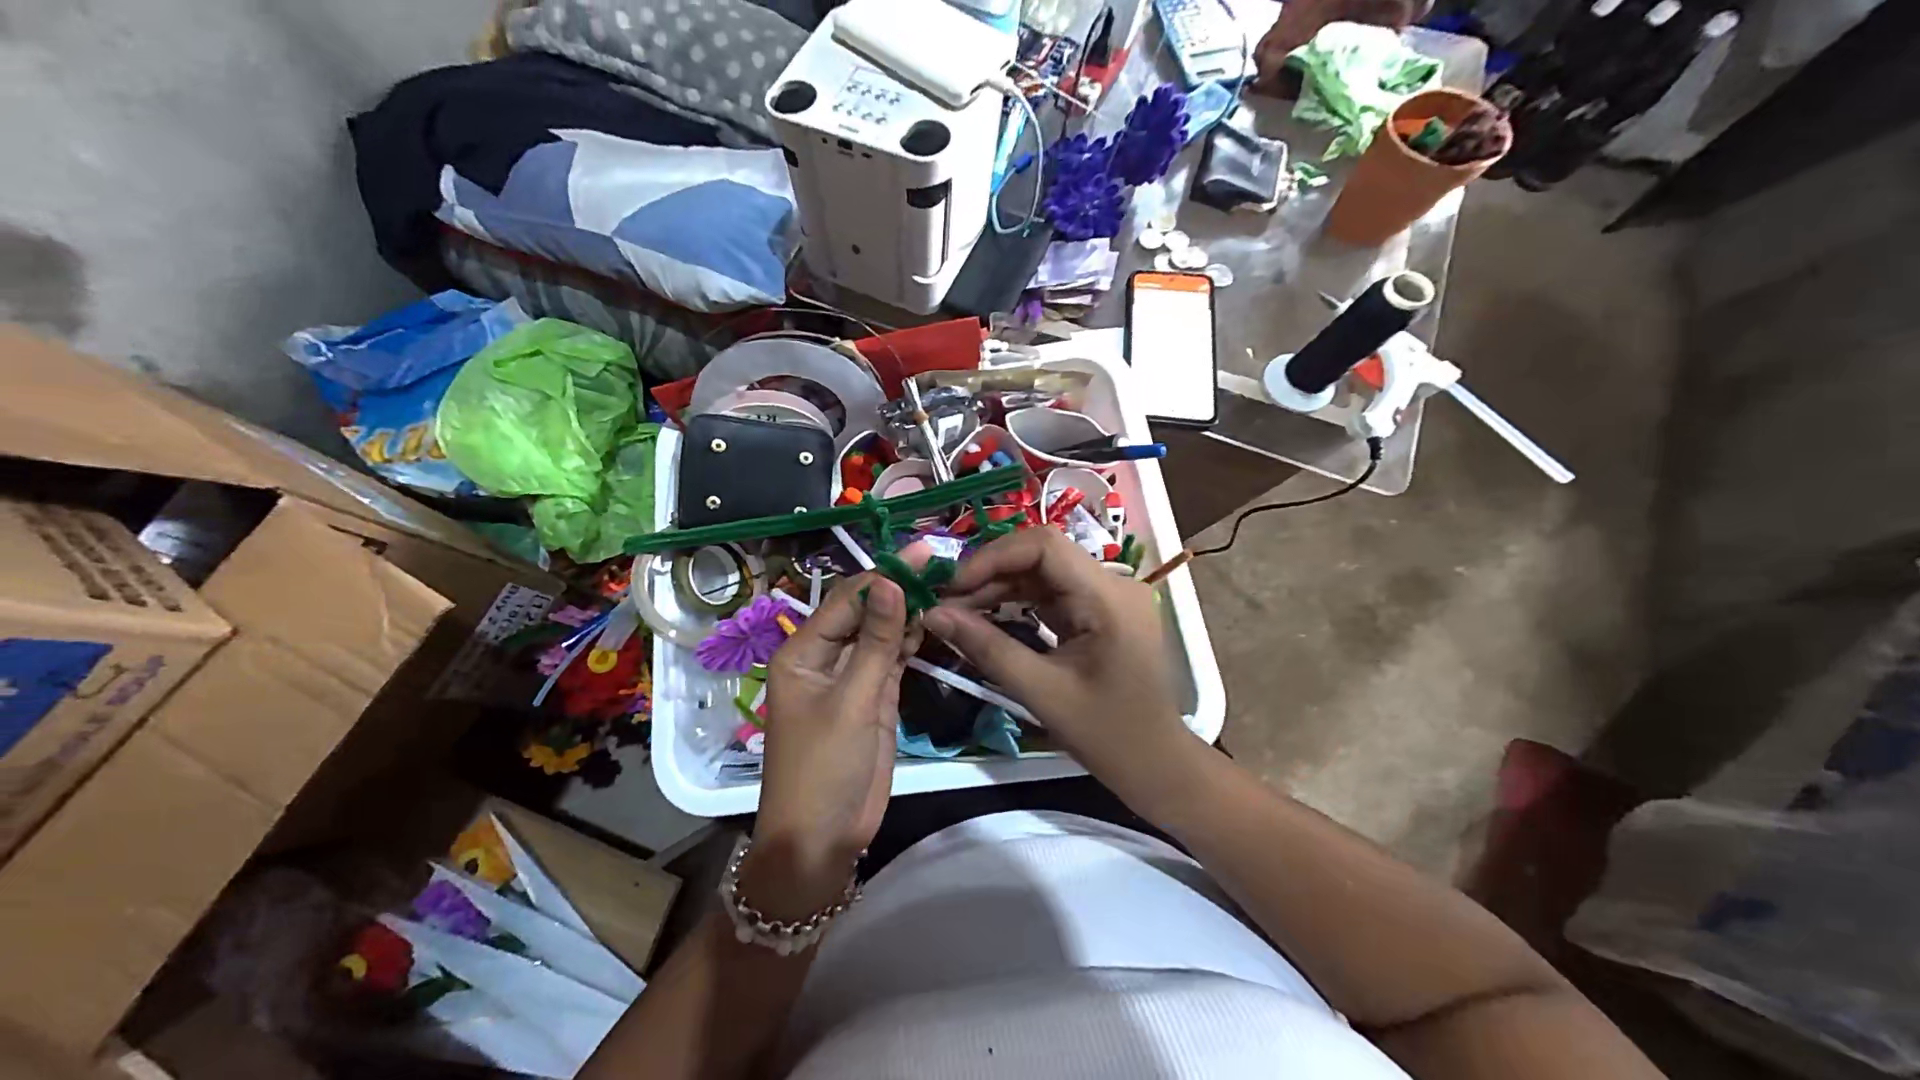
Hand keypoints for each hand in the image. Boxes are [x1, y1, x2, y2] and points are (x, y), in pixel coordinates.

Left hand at [749, 574, 918, 916]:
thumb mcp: (853, 702)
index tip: (923, 552)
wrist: (822, 839)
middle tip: (943, 564)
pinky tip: (933, 623)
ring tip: (946, 585)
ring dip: (908, 613)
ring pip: (881, 634)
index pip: (846, 600)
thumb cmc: (824, 768)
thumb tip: (892, 582)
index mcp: (802, 653)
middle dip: (898, 589)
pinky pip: (892, 660)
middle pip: (864, 613)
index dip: (884, 574)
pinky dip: (910, 643)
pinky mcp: (872, 699)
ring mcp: (851, 679)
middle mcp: (825, 658)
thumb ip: (877, 642)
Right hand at [921, 529, 1197, 811]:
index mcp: (1108, 598)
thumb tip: (933, 615)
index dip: (993, 557)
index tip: (953, 587)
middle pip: (1042, 555)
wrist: (1157, 764)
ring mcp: (1109, 596)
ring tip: (959, 612)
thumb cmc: (1107, 735)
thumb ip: (987, 648)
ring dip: (1000, 587)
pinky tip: (987, 617)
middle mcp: (1113, 584)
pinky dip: (1018, 602)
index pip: (1045, 546)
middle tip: (947, 603)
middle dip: (991, 573)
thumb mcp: (1041, 692)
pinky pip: (1053, 593)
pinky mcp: (1101, 611)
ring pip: (1044, 572)